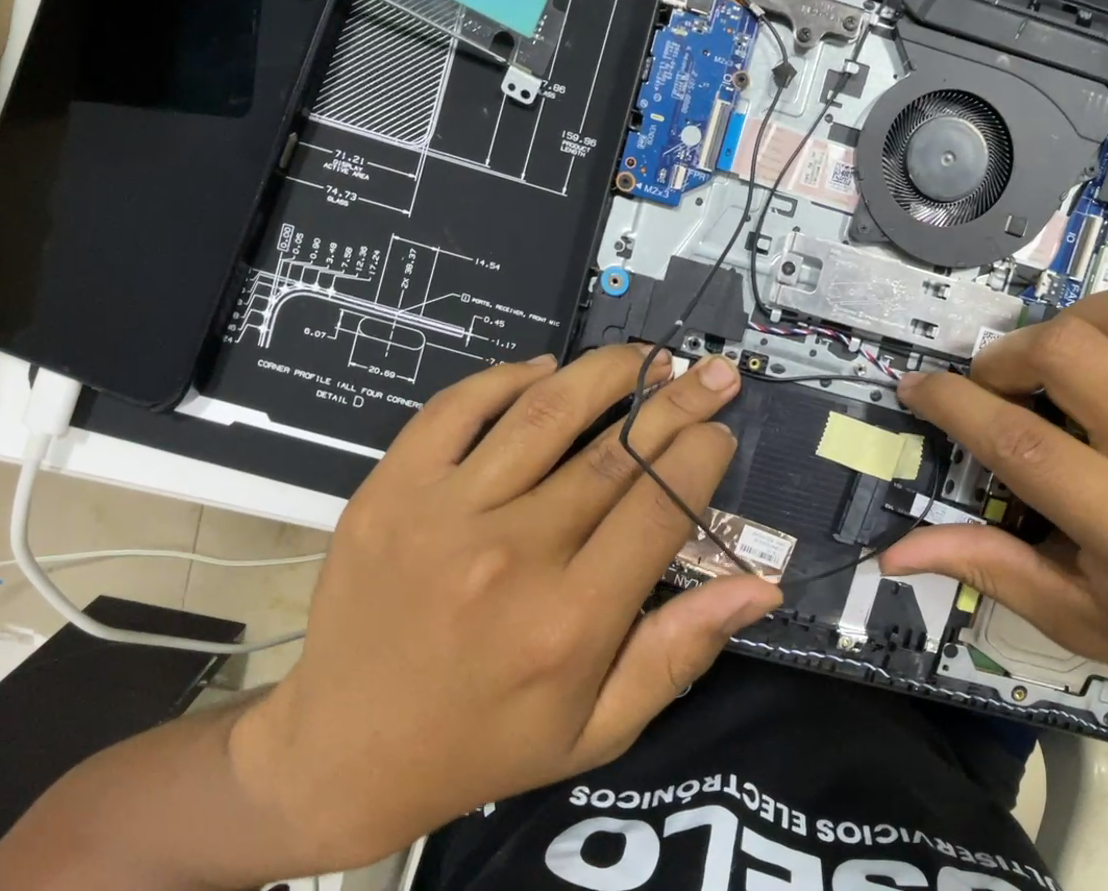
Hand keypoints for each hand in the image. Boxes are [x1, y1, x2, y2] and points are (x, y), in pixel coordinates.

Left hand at [229, 346, 780, 870]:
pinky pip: (456, 409)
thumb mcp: (599, 728)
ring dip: (605, 373)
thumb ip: (679, 653)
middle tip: (710, 374)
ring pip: (544, 414)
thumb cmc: (487, 744)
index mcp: (571, 620)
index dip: (700, 456)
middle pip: (614, 453)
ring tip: (645, 356)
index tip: (721, 433)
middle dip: (676, 403)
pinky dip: (508, 379)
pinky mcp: (390, 490)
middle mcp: (510, 555)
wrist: (346, 751)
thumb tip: (760, 586)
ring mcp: (442, 514)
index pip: (658, 506)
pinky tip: (546, 371)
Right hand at [881, 279, 1107, 718]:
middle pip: (1069, 354)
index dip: (954, 405)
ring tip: (1048, 367)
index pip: (1023, 442)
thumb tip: (895, 552)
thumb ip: (988, 570)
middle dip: (1002, 358)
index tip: (913, 386)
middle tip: (988, 389)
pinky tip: (1103, 359)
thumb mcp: (1082, 622)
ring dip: (1065, 325)